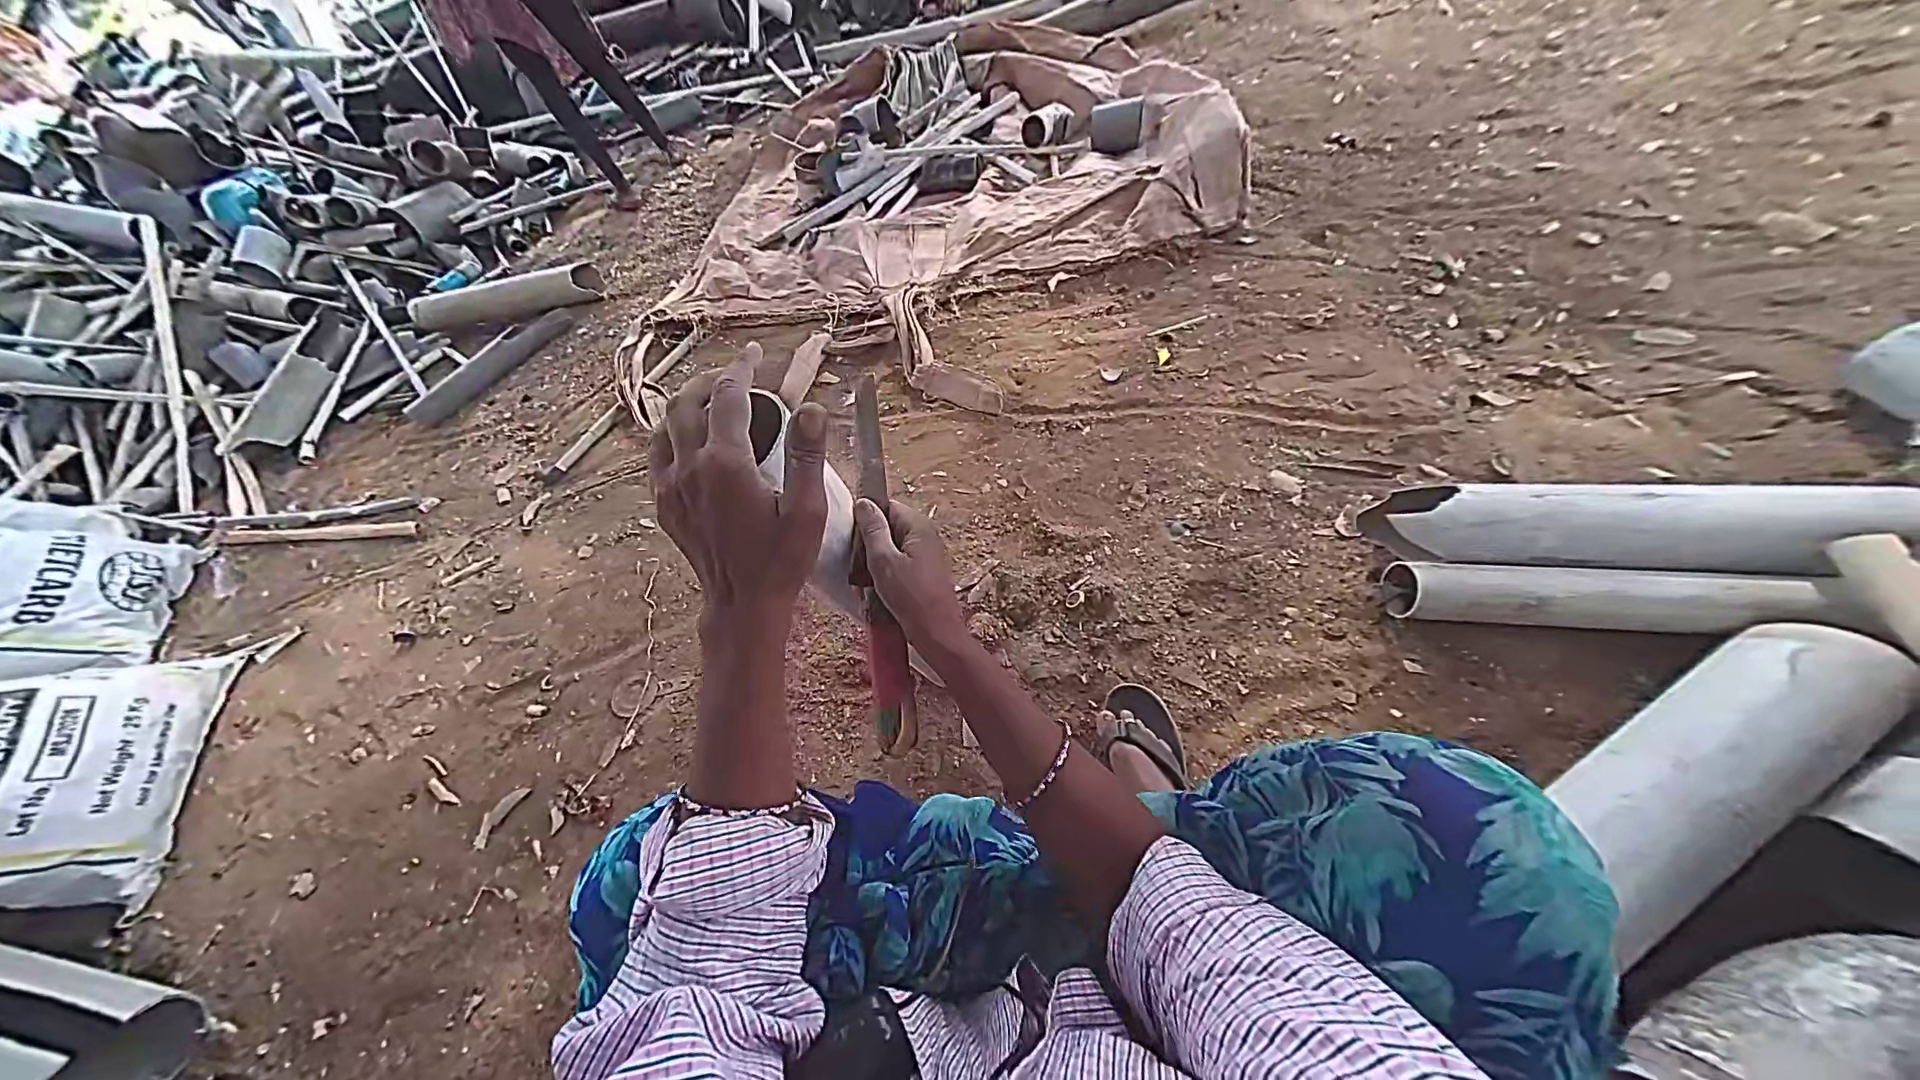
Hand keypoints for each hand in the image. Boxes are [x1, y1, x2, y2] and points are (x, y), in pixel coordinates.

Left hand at [649, 344, 829, 617]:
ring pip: (665, 424)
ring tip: (711, 398)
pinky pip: (658, 453)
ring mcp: (670, 486)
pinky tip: (690, 437)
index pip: (727, 397)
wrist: (741, 603)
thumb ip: (807, 455)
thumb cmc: (779, 561)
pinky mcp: (664, 503)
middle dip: (711, 380)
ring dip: (687, 402)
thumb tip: (813, 408)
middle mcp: (690, 468)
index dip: (741, 370)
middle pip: (688, 402)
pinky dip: (672, 432)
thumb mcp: (807, 510)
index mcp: (725, 464)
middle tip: (735, 374)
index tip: (753, 356)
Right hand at [852, 497, 969, 651]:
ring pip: (890, 548)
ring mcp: (925, 554)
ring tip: (865, 580)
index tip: (853, 537)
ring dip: (874, 562)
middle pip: (888, 527)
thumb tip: (864, 503)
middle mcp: (925, 535)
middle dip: (869, 543)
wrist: (936, 634)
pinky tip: (876, 589)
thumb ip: (872, 530)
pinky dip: (884, 574)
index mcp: (918, 526)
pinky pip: (897, 564)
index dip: (866, 518)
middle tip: (857, 563)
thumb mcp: (884, 561)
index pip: (887, 506)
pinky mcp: (922, 572)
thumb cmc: (911, 598)